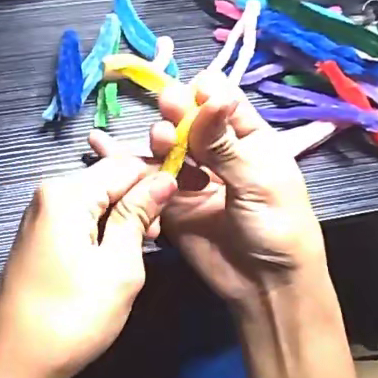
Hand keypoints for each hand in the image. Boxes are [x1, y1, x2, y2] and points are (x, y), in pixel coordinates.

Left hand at [0, 157, 176, 377]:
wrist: (14, 364)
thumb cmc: (72, 318)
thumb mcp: (118, 268)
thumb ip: (138, 217)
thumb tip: (163, 179)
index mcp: (67, 193)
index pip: (126, 165)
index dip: (160, 178)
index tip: (187, 200)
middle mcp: (49, 195)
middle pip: (109, 179)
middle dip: (141, 200)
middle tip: (160, 239)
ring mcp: (41, 217)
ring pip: (96, 200)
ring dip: (124, 218)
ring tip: (144, 250)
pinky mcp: (39, 238)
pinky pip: (81, 219)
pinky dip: (104, 230)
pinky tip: (118, 254)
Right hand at [93, 74, 325, 307]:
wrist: (265, 286)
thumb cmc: (278, 227)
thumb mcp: (258, 180)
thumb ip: (224, 143)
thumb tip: (208, 91)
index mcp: (250, 141)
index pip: (224, 104)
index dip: (206, 94)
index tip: (190, 91)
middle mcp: (218, 154)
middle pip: (190, 122)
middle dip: (178, 114)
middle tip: (169, 112)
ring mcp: (192, 179)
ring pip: (168, 148)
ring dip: (160, 139)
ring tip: (159, 141)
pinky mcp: (170, 203)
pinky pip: (147, 179)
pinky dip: (124, 162)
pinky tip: (100, 142)